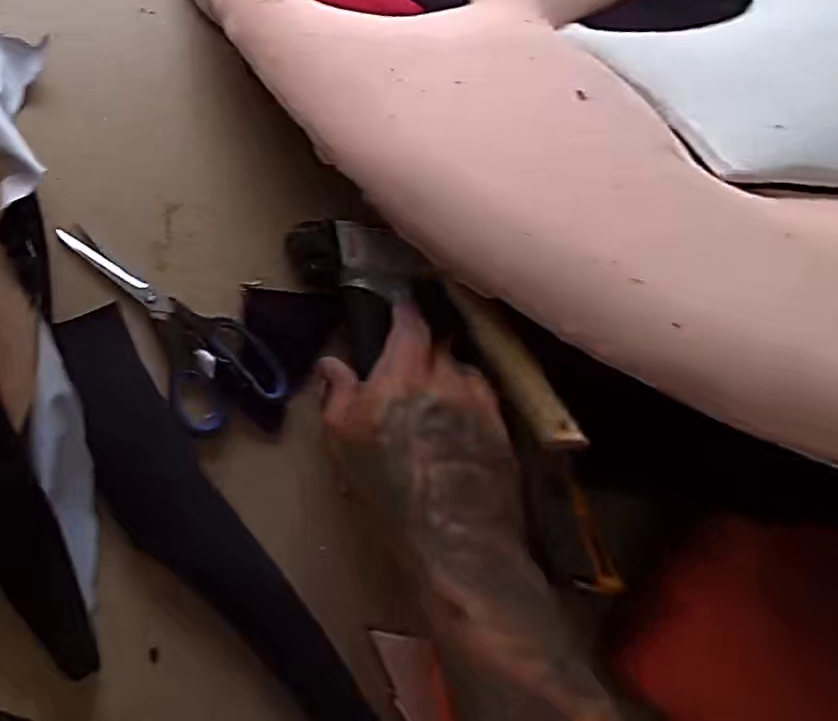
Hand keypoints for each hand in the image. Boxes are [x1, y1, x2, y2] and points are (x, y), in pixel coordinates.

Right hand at [318, 303, 525, 550]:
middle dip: (425, 341)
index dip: (405, 309)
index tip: (398, 300)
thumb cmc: (385, 480)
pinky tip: (455, 417)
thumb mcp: (340, 434)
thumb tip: (331, 364)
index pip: (411, 326)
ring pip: (467, 371)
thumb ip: (337, 391)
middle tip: (408, 349)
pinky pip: (485, 401)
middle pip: (443, 344)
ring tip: (434, 385)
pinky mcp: (506, 435)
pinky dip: (468, 398)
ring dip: (450, 370)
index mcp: (403, 375)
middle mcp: (448, 382)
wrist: (455, 537)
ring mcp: (483, 408)